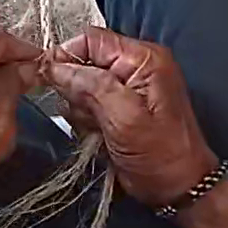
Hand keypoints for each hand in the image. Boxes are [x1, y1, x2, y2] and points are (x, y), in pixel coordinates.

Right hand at [40, 27, 217, 206]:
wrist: (178, 188)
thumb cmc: (161, 153)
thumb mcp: (126, 117)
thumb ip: (91, 85)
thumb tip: (54, 66)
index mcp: (142, 58)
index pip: (90, 39)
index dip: (66, 55)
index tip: (49, 79)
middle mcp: (133, 67)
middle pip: (82, 62)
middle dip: (76, 90)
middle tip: (91, 114)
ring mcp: (124, 88)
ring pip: (79, 86)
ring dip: (80, 109)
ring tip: (99, 129)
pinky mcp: (115, 107)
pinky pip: (84, 105)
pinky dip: (84, 120)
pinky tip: (99, 134)